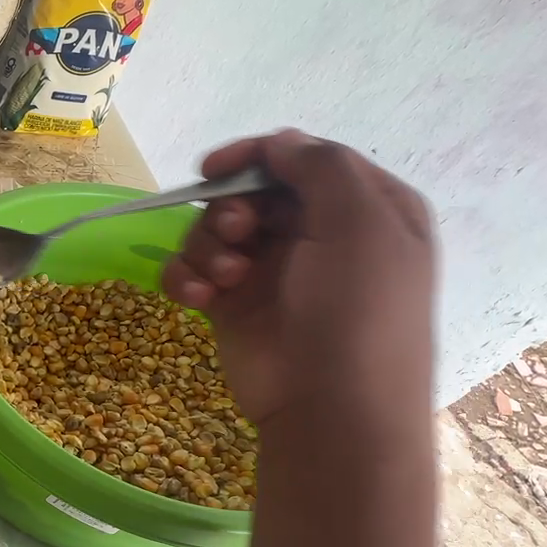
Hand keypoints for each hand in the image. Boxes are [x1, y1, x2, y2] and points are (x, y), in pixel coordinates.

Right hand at [161, 130, 436, 428]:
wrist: (328, 404)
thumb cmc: (355, 309)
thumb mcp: (360, 223)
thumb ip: (320, 168)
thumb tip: (278, 142)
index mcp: (361, 208)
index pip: (299, 161)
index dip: (255, 157)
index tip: (211, 169)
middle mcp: (314, 235)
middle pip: (249, 195)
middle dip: (229, 210)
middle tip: (235, 235)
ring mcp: (268, 271)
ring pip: (212, 233)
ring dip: (206, 249)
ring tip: (222, 281)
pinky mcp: (229, 305)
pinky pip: (190, 273)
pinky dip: (185, 280)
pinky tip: (198, 300)